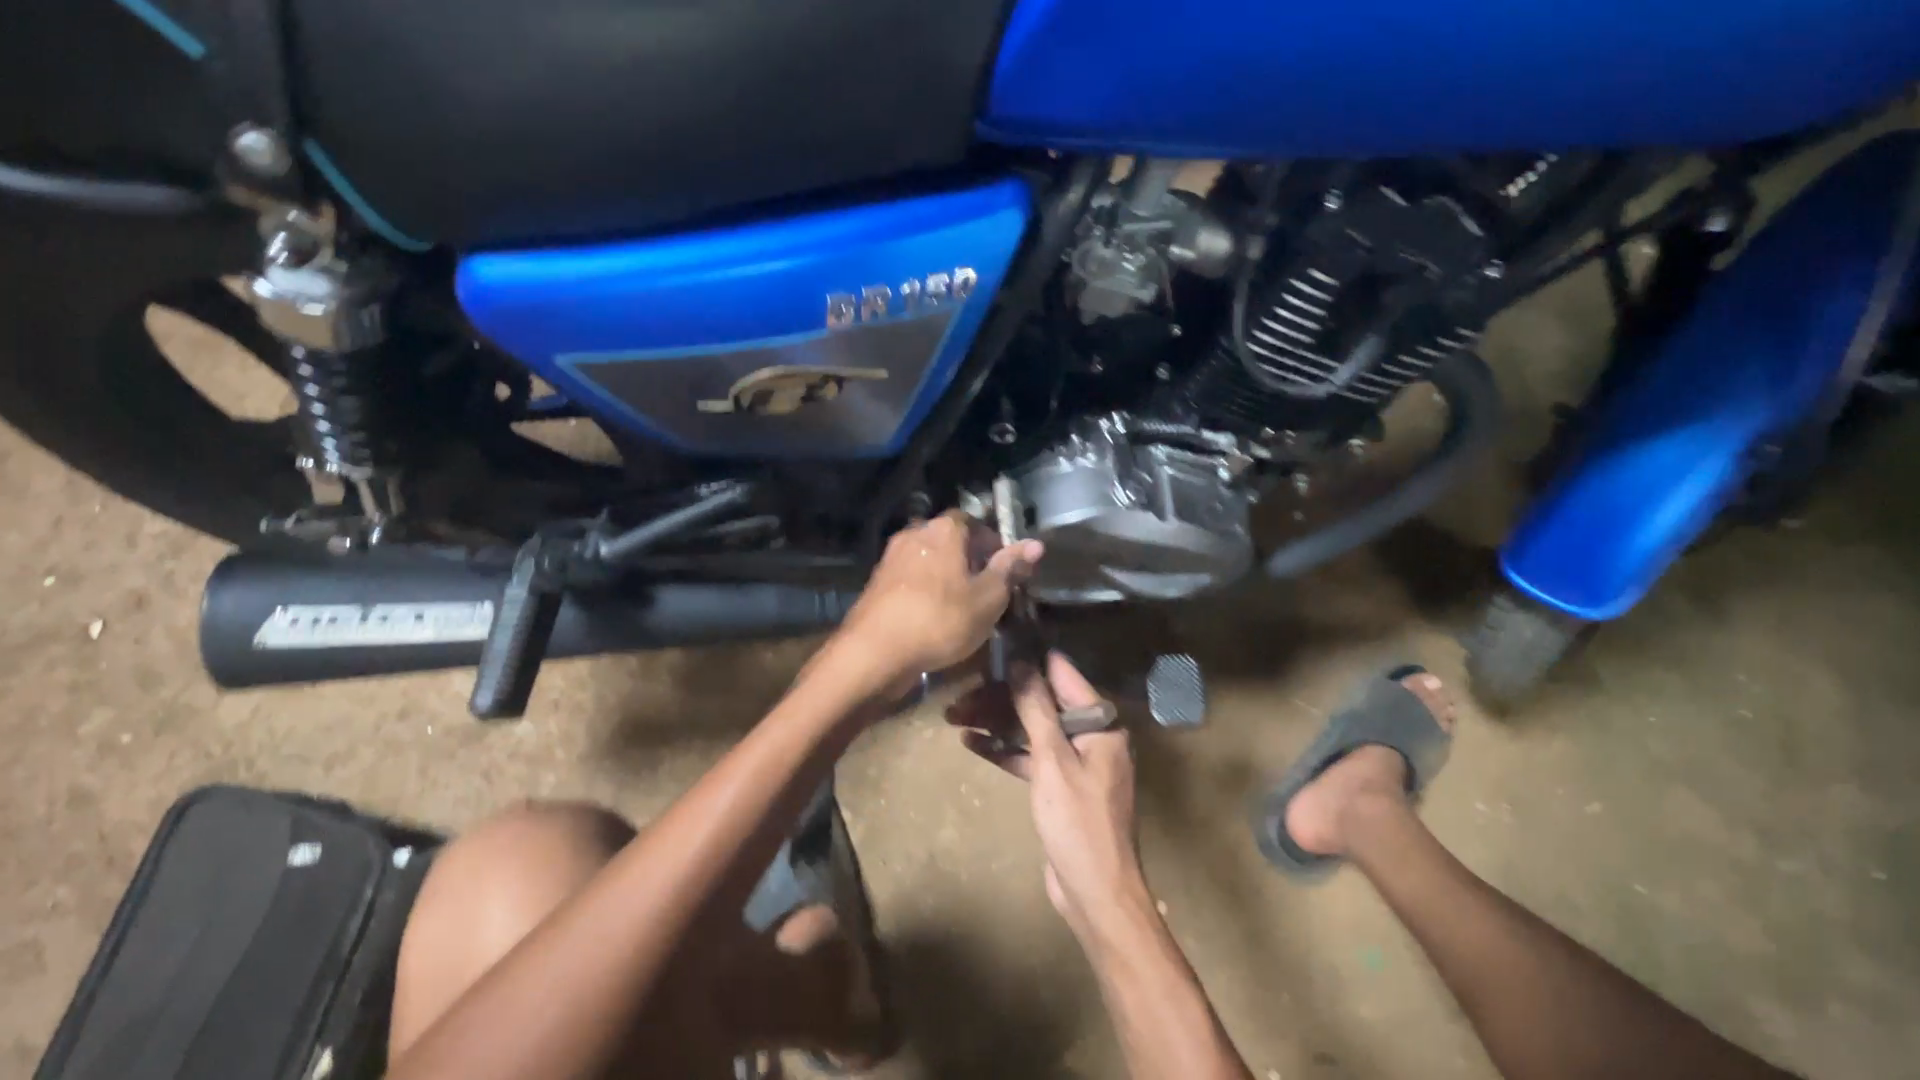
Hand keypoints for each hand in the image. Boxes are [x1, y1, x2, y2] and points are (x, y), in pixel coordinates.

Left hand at [822, 512, 1043, 696]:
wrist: (874, 652)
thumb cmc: (940, 620)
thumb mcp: (988, 599)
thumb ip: (1009, 569)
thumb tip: (1035, 544)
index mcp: (944, 529)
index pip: (973, 521)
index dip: (992, 542)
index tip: (1005, 569)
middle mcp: (914, 534)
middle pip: (950, 540)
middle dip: (970, 560)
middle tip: (988, 590)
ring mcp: (891, 559)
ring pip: (929, 561)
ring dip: (946, 578)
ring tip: (963, 607)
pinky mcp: (877, 584)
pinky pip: (911, 580)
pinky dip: (925, 592)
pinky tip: (934, 618)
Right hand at [947, 652, 1150, 944]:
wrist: (1095, 891)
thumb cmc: (1078, 823)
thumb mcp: (1053, 762)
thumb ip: (1037, 710)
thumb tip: (1022, 663)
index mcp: (1102, 725)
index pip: (1063, 677)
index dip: (1029, 661)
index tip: (993, 647)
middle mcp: (1092, 737)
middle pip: (1043, 704)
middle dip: (1002, 698)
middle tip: (960, 694)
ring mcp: (1076, 763)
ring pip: (1032, 730)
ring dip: (996, 723)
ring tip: (953, 715)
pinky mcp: (1060, 786)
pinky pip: (1030, 757)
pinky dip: (1004, 749)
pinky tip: (971, 741)